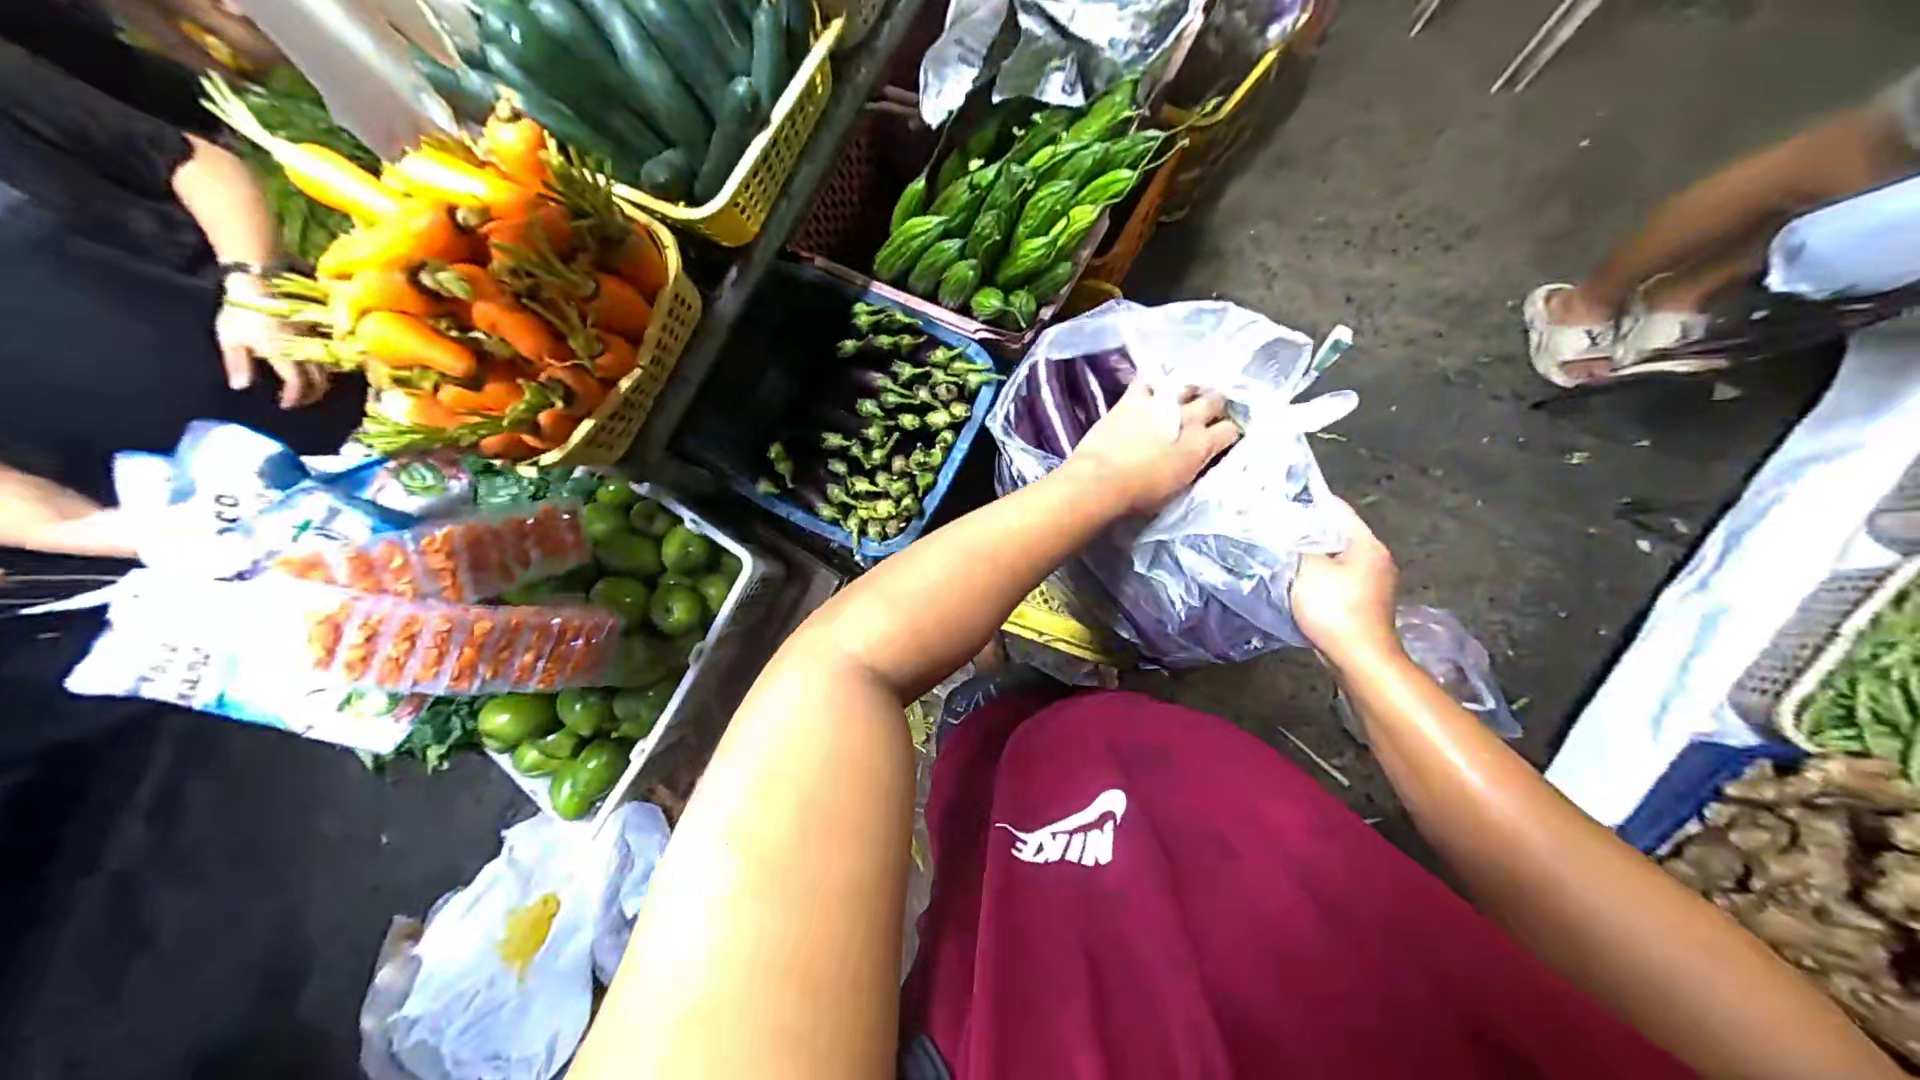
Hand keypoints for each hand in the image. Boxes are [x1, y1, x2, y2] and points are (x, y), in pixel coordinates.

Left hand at [216, 274, 328, 408]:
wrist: (260, 283)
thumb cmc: (241, 311)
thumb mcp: (231, 337)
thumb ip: (238, 363)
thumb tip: (241, 387)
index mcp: (283, 354)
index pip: (298, 384)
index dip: (293, 397)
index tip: (283, 404)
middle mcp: (305, 352)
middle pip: (319, 382)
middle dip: (310, 395)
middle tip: (298, 400)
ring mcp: (315, 343)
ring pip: (328, 372)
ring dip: (320, 385)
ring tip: (307, 389)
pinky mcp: (319, 336)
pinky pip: (329, 359)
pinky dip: (325, 370)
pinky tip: (315, 371)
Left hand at [1062, 380, 1239, 515]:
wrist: (1101, 480)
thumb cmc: (1139, 495)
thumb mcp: (1177, 487)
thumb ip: (1191, 467)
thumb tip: (1195, 460)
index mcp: (1201, 446)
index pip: (1230, 431)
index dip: (1227, 434)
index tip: (1220, 438)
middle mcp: (1189, 419)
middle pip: (1215, 400)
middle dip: (1214, 404)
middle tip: (1205, 411)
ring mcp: (1161, 403)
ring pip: (1187, 384)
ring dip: (1187, 389)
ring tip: (1181, 396)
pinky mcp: (1133, 398)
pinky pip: (1148, 380)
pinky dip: (1151, 384)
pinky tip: (1149, 389)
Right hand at [1290, 498, 1403, 669]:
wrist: (1359, 658)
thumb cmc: (1334, 608)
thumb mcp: (1307, 569)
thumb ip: (1295, 544)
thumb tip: (1283, 527)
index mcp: (1367, 544)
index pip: (1336, 509)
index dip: (1307, 501)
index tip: (1277, 499)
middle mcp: (1376, 559)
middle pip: (1337, 534)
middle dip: (1306, 529)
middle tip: (1273, 525)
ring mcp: (1374, 584)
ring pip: (1336, 557)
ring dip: (1312, 554)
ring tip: (1280, 551)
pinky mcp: (1364, 604)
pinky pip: (1337, 579)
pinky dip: (1318, 575)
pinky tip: (1297, 580)